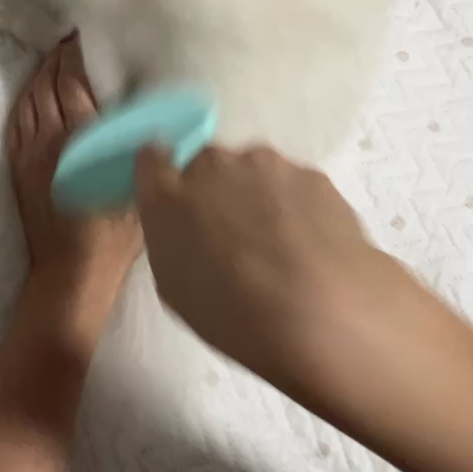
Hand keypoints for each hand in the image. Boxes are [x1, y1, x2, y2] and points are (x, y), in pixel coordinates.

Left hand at [7, 35, 144, 343]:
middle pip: (47, 83)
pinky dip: (25, 100)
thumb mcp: (140, 188)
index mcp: (80, 140)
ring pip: (28, 99)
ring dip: (39, 74)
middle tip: (70, 38)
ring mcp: (29, 152)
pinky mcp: (18, 167)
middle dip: (57, 56)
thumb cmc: (113, 236)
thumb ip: (141, 149)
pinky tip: (33, 93)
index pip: (72, 82)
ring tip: (53, 58)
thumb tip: (151, 116)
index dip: (75, 54)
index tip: (84, 33)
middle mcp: (49, 139)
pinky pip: (17, 121)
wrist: (69, 273)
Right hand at [133, 143, 421, 401]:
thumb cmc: (232, 312)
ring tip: (280, 245)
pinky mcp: (312, 174)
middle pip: (207, 164)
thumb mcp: (174, 283)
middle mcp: (210, 164)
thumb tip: (185, 221)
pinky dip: (297, 206)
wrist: (321, 312)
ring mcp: (265, 164)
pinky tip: (311, 246)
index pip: (151, 158)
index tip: (175, 198)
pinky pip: (294, 185)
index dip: (163, 176)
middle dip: (216, 189)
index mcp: (166, 194)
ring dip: (258, 195)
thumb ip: (171, 235)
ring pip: (254, 171)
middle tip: (233, 234)